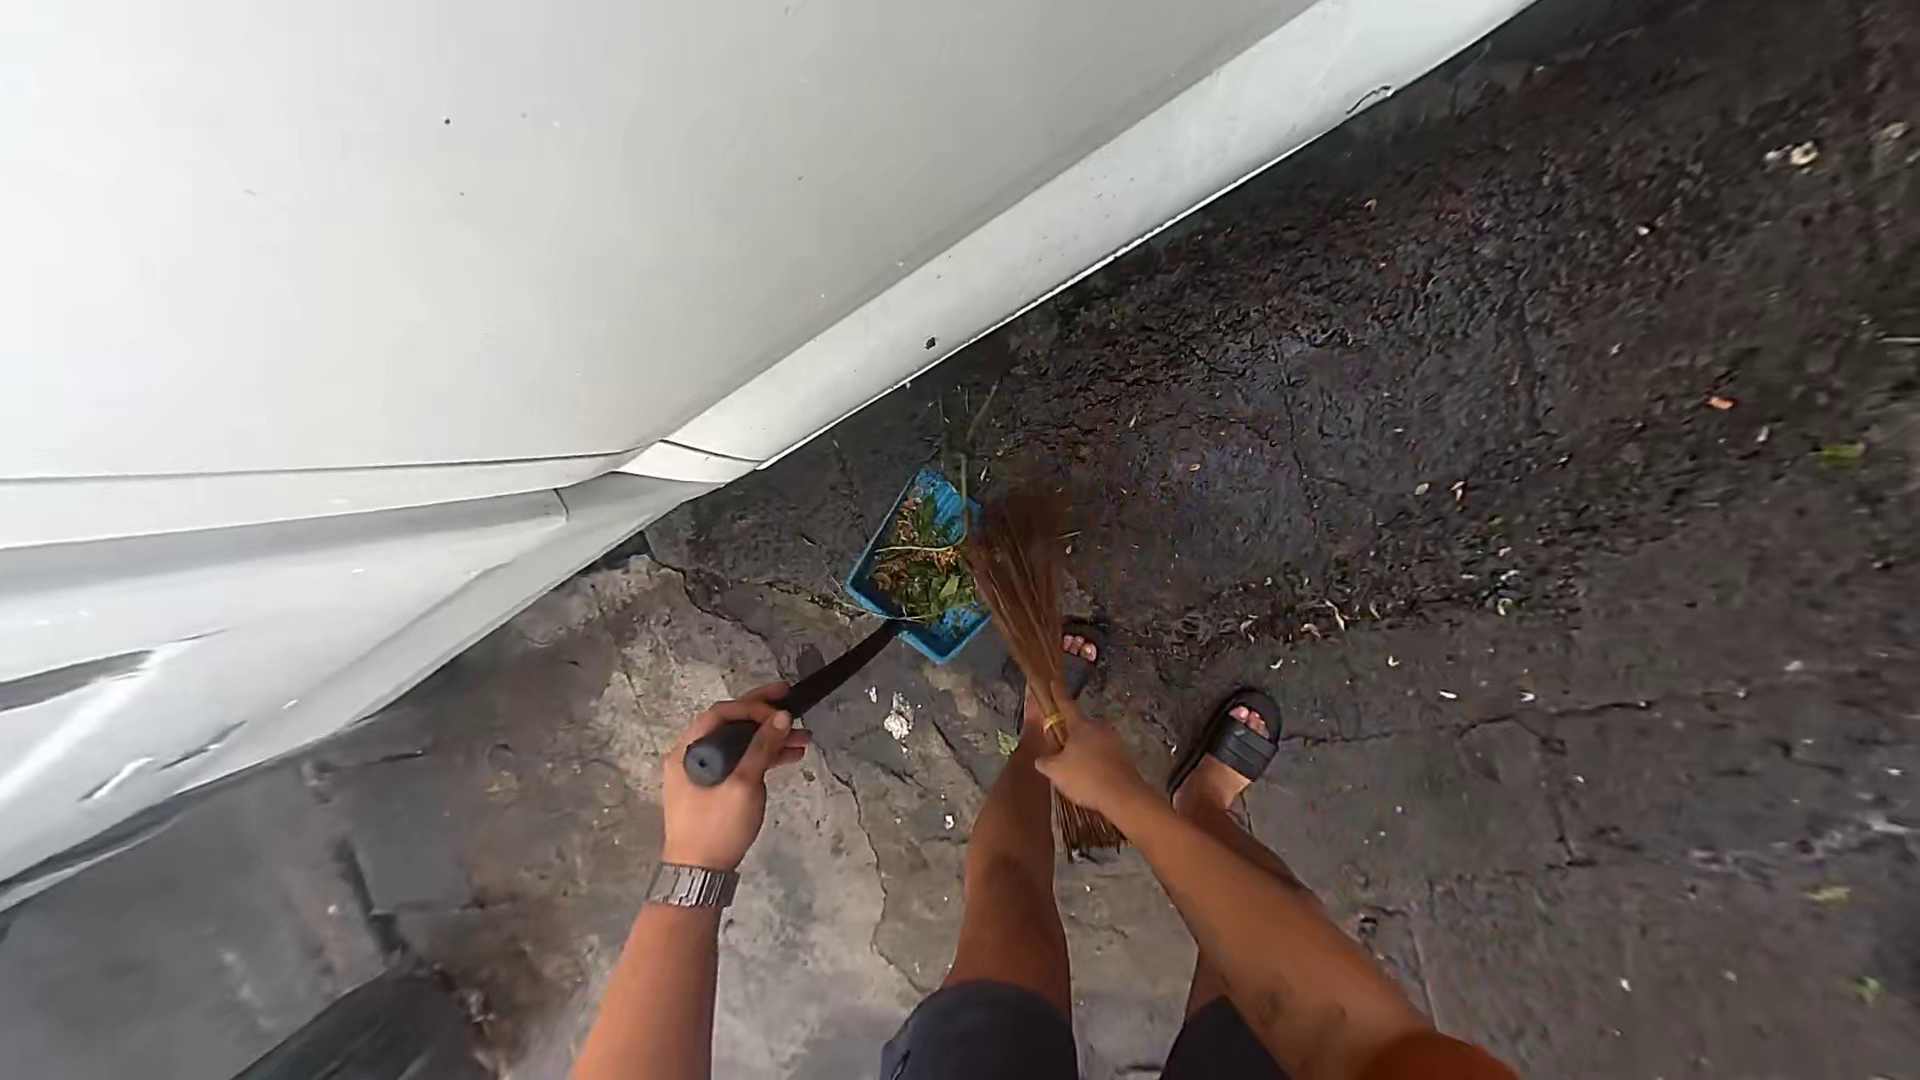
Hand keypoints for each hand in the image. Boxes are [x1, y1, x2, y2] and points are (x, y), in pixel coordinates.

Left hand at [660, 682, 811, 870]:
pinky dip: (763, 755)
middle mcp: (691, 755)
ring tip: (802, 738)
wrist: (699, 877)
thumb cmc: (717, 827)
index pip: (722, 713)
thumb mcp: (744, 785)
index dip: (753, 707)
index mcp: (688, 750)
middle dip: (764, 714)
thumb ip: (762, 747)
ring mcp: (702, 772)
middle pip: (731, 723)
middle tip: (791, 700)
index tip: (779, 712)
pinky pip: (740, 760)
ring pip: (739, 742)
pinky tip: (789, 756)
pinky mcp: (714, 787)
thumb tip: (782, 716)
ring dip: (769, 737)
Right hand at [1032, 703, 1154, 820]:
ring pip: (1093, 743)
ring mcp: (1114, 743)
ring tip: (1074, 770)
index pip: (1066, 705)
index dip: (1057, 694)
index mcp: (1081, 726)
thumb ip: (1045, 762)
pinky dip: (1095, 764)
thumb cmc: (1086, 777)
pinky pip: (1104, 757)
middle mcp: (1099, 729)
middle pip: (1080, 727)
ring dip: (1084, 752)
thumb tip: (1041, 758)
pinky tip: (1089, 780)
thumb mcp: (1056, 771)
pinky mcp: (1124, 760)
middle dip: (1070, 735)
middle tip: (1059, 748)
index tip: (1053, 682)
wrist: (1123, 797)